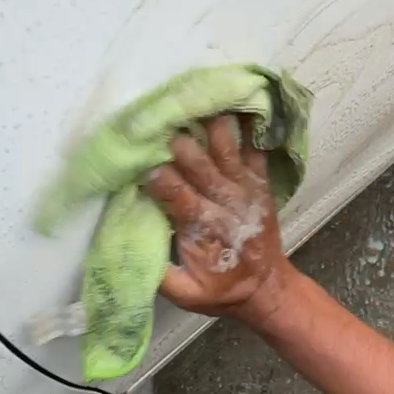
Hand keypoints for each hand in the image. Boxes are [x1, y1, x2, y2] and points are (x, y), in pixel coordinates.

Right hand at [144, 114, 295, 329]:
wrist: (267, 287)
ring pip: (227, 150)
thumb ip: (160, 275)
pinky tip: (240, 101)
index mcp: (202, 227)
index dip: (160, 178)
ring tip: (200, 98)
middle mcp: (224, 202)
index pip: (176, 197)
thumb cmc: (221, 290)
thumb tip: (125, 248)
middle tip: (163, 118)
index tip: (143, 160)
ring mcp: (245, 188)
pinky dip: (250, 126)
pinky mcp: (259, 182)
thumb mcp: (186, 294)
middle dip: (182, 144)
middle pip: (200, 166)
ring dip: (213, 125)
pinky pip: (256, 149)